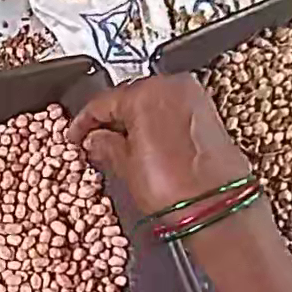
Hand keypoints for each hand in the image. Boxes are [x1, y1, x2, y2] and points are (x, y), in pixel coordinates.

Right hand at [67, 73, 251, 217]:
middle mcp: (172, 86)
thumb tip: (96, 139)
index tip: (74, 136)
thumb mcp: (125, 167)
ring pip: (150, 102)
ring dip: (132, 121)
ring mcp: (193, 97)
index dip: (83, 122)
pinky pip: (169, 110)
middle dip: (109, 119)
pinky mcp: (207, 112)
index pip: (101, 102)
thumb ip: (106, 146)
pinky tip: (144, 145)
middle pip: (128, 96)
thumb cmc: (173, 187)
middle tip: (93, 141)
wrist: (217, 204)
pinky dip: (153, 123)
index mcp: (145, 94)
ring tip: (118, 146)